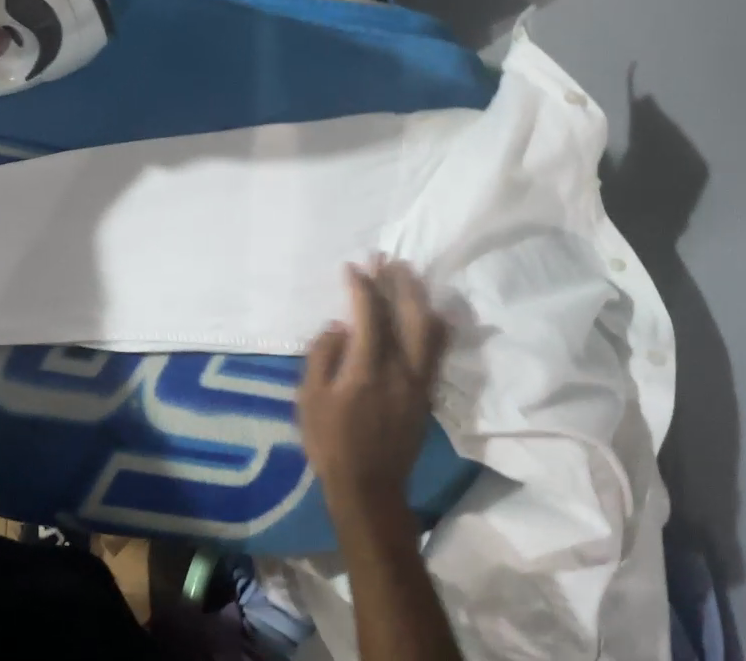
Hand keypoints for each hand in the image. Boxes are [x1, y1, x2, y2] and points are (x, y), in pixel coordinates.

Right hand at [297, 257, 448, 502]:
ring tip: (408, 276)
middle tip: (386, 259)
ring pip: (429, 330)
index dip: (361, 286)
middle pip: (408, 315)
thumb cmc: (329, 441)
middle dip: (398, 282)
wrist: (369, 486)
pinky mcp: (427, 394)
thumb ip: (323, 355)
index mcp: (367, 369)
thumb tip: (339, 326)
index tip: (352, 267)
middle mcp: (401, 370)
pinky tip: (427, 312)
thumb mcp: (309, 397)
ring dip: (419, 298)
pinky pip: (436, 350)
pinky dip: (433, 324)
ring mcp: (419, 382)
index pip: (369, 315)